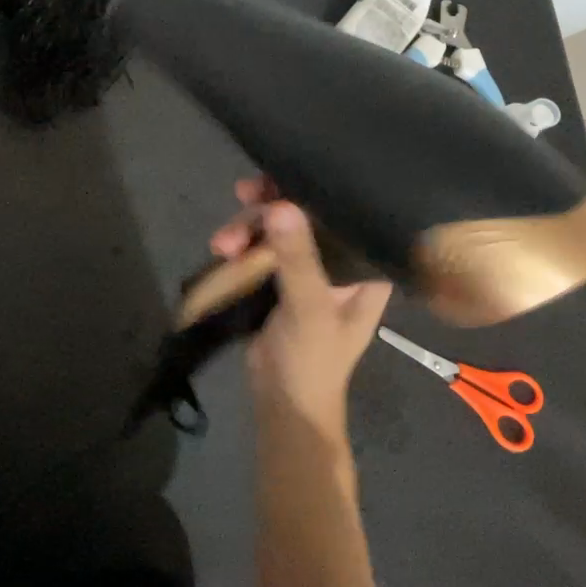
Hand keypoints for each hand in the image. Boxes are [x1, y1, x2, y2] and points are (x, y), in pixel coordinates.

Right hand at [210, 178, 392, 433]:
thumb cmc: (313, 361)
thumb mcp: (308, 307)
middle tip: (241, 197)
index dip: (312, 189)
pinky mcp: (278, 281)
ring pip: (277, 229)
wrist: (285, 407)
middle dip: (268, 208)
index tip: (278, 178)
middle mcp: (339, 262)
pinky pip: (260, 248)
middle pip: (304, 215)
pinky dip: (242, 243)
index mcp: (364, 266)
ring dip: (247, 228)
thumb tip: (281, 205)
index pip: (342, 212)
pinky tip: (222, 248)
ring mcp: (307, 271)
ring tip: (222, 243)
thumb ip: (296, 256)